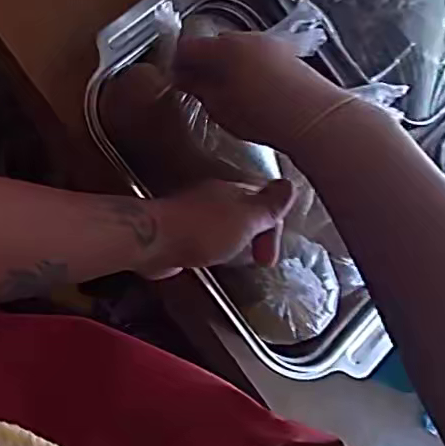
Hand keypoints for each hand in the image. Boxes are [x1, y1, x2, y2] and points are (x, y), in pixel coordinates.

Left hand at [140, 178, 296, 278]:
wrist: (153, 241)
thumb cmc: (203, 230)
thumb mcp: (246, 218)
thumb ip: (269, 205)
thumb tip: (291, 184)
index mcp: (231, 191)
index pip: (264, 202)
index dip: (274, 228)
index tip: (269, 258)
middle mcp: (210, 198)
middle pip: (242, 212)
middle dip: (255, 235)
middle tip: (258, 259)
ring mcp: (190, 214)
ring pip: (221, 225)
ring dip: (233, 243)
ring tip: (236, 261)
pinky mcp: (175, 232)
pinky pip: (201, 239)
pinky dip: (211, 250)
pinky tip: (209, 261)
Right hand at [172, 31, 351, 148]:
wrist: (314, 118)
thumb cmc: (259, 114)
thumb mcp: (218, 106)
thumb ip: (197, 88)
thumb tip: (184, 77)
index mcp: (223, 47)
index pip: (187, 46)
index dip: (177, 62)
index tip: (175, 81)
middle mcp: (245, 37)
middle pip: (214, 43)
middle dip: (203, 61)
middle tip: (198, 87)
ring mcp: (269, 43)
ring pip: (237, 48)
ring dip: (226, 64)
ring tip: (226, 90)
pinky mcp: (287, 54)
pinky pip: (256, 55)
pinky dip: (246, 67)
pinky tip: (249, 90)